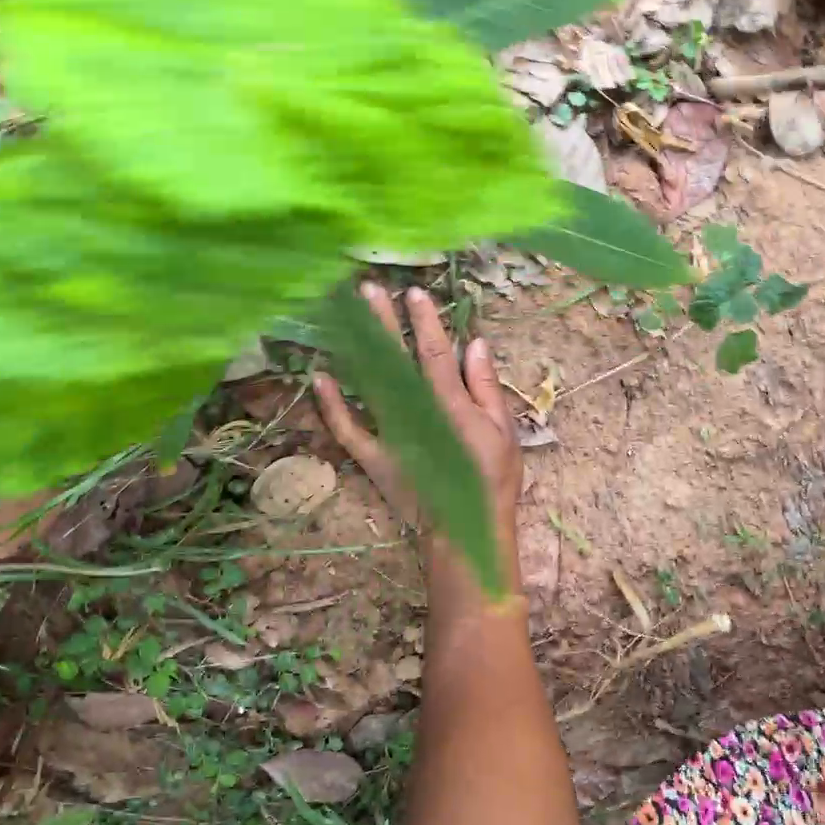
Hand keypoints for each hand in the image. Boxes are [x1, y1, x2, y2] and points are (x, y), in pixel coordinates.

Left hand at [312, 283, 522, 601]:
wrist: (464, 533)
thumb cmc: (492, 482)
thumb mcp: (504, 431)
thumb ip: (486, 387)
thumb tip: (475, 344)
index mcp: (450, 403)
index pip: (434, 352)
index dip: (424, 320)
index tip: (414, 292)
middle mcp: (414, 412)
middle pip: (395, 359)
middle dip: (382, 322)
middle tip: (367, 290)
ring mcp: (389, 434)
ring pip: (369, 384)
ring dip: (357, 350)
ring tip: (344, 319)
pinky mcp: (373, 457)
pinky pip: (347, 427)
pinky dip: (332, 403)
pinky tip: (321, 377)